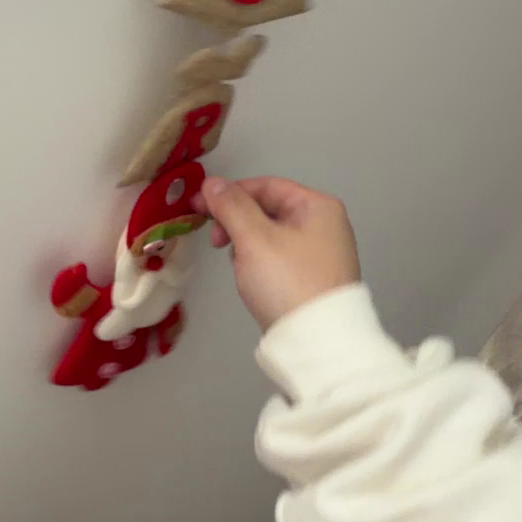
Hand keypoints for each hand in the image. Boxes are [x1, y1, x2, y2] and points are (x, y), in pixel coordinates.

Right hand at [194, 175, 360, 330]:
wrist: (316, 339)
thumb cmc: (286, 281)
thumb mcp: (253, 238)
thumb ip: (230, 206)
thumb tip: (211, 182)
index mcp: (316, 206)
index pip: (265, 185)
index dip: (228, 193)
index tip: (197, 208)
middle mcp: (324, 224)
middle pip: (267, 209)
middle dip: (236, 223)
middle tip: (217, 243)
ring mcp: (320, 253)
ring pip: (269, 234)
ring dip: (245, 244)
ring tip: (238, 265)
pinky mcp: (312, 278)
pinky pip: (276, 257)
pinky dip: (258, 262)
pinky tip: (252, 279)